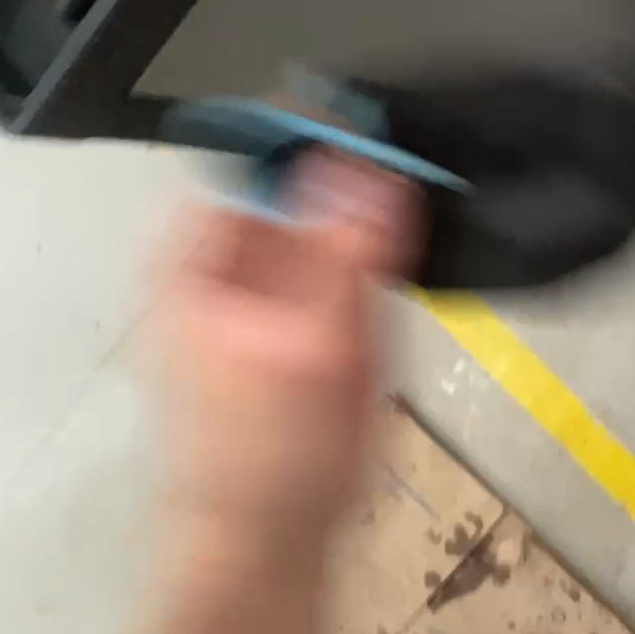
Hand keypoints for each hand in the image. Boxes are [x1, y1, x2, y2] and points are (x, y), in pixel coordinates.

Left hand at [158, 152, 417, 548]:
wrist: (283, 523)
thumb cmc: (272, 444)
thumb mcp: (308, 343)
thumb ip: (342, 254)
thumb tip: (369, 165)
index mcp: (203, 259)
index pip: (250, 164)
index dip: (305, 130)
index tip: (370, 110)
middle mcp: (242, 262)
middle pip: (299, 184)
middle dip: (357, 162)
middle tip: (418, 139)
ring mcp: (290, 286)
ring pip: (338, 217)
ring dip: (381, 198)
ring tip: (431, 171)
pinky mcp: (331, 313)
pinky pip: (362, 256)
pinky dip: (393, 238)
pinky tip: (427, 228)